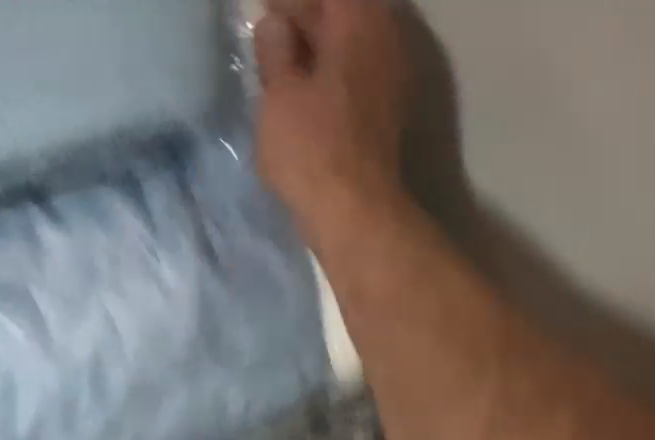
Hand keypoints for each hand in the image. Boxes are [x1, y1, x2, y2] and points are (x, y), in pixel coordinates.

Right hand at [253, 0, 411, 227]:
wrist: (354, 205)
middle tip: (270, 27)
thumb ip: (275, 54)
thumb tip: (273, 23)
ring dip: (319, 40)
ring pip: (353, 36)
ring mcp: (391, 70)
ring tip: (283, 56)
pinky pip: (358, 64)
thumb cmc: (310, 148)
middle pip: (347, 8)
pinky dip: (331, 64)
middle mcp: (384, 36)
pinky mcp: (387, 102)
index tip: (262, 8)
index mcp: (357, 24)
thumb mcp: (279, 97)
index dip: (292, 0)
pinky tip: (305, 83)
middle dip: (308, 13)